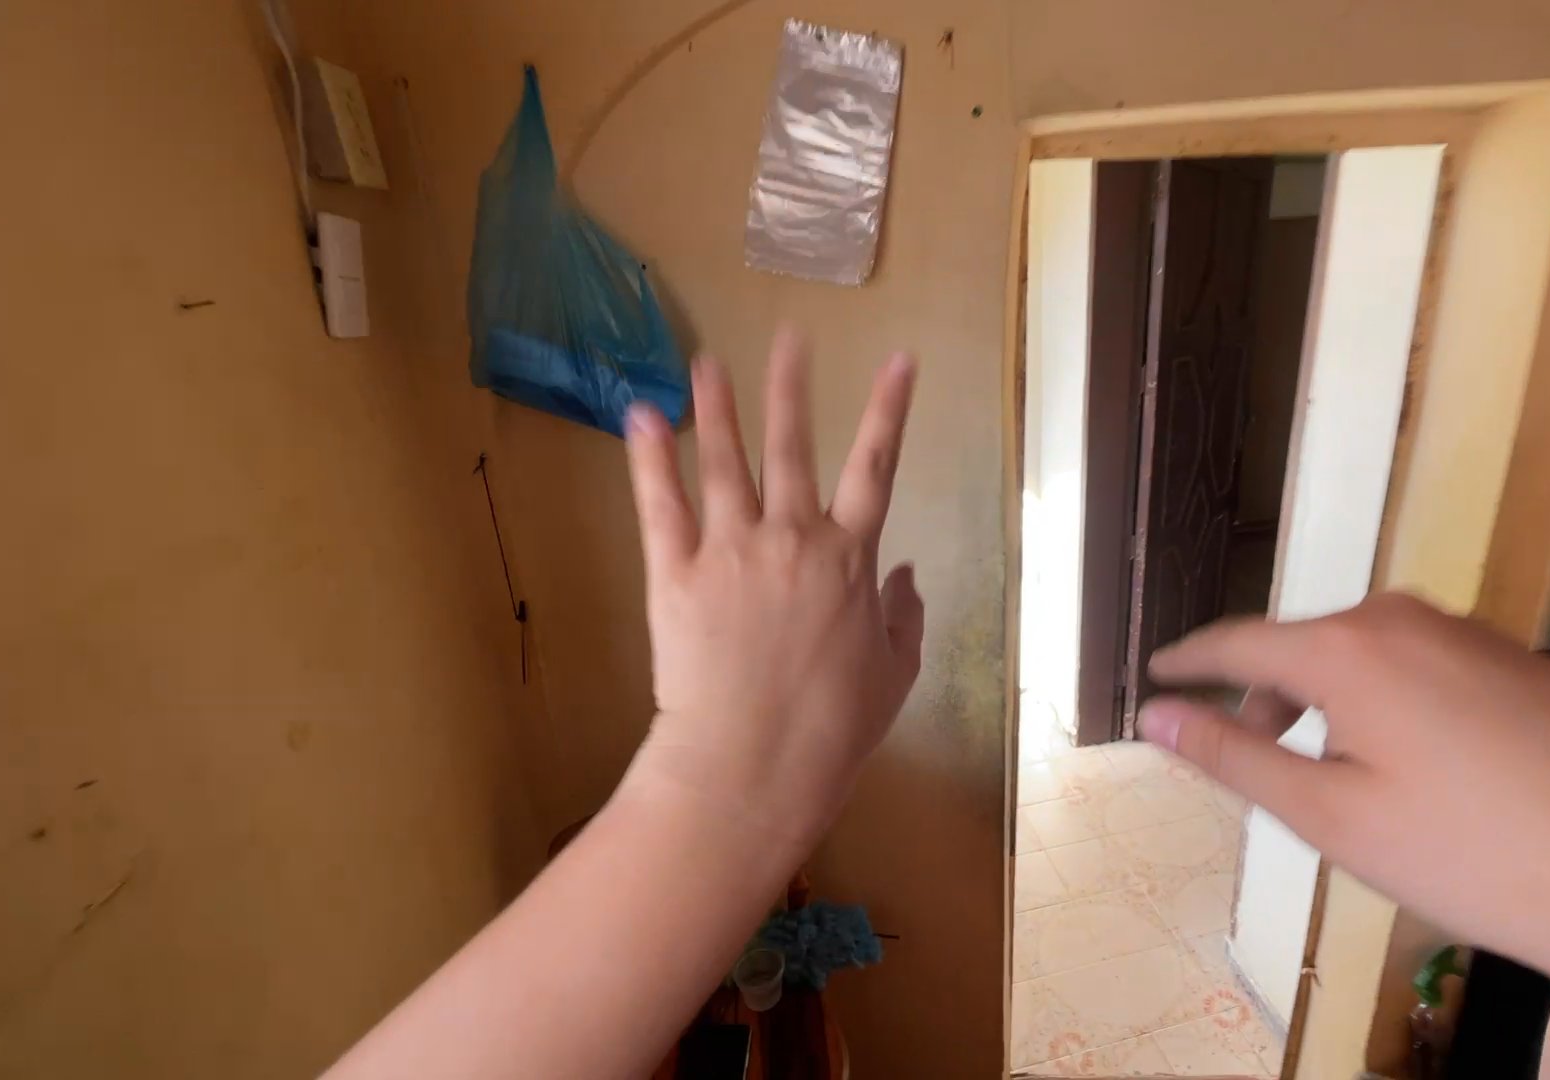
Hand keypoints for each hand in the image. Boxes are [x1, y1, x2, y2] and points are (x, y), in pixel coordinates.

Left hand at [618, 329, 923, 858]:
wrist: (753, 768)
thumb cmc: (834, 728)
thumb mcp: (894, 673)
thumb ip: (906, 615)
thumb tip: (908, 571)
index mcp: (850, 558)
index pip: (876, 465)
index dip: (890, 408)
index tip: (900, 359)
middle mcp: (793, 537)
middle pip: (793, 445)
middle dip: (791, 386)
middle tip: (788, 336)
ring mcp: (730, 550)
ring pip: (724, 461)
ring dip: (717, 406)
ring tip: (708, 361)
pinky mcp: (675, 573)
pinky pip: (661, 505)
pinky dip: (649, 458)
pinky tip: (641, 416)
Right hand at [1140, 594, 1549, 1077]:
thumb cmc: (1481, 853)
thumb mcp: (1331, 815)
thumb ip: (1230, 755)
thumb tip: (1153, 716)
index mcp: (1344, 649)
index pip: (1233, 642)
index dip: (1187, 659)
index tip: (1157, 669)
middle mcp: (1402, 620)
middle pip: (1299, 648)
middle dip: (1263, 695)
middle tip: (1254, 751)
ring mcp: (1471, 633)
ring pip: (1361, 657)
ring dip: (1325, 702)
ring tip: (1338, 772)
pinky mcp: (1522, 658)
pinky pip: (1419, 665)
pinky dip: (1385, 702)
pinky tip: (1422, 768)